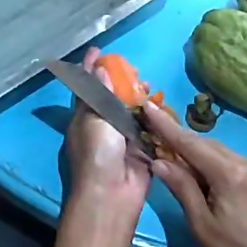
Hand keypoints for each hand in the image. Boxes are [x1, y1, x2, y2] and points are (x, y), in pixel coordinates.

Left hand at [62, 46, 151, 222]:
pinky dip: (155, 118)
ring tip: (149, 86)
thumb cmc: (97, 155)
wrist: (111, 196)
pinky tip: (162, 105)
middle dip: (122, 82)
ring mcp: (123, 139)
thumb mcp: (95, 120)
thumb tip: (100, 69)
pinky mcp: (142, 151)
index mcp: (84, 119)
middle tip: (134, 70)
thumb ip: (100, 95)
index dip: (90, 68)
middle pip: (113, 98)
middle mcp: (102, 127)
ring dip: (140, 98)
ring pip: (133, 112)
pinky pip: (150, 130)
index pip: (86, 87)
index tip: (98, 49)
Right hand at [143, 107, 246, 246]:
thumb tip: (159, 161)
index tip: (147, 106)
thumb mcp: (202, 223)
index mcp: (230, 174)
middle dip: (179, 137)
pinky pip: (231, 160)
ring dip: (195, 150)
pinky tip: (198, 169)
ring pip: (219, 151)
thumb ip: (182, 187)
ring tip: (171, 153)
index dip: (167, 126)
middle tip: (153, 129)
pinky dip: (211, 160)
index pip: (191, 144)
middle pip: (206, 144)